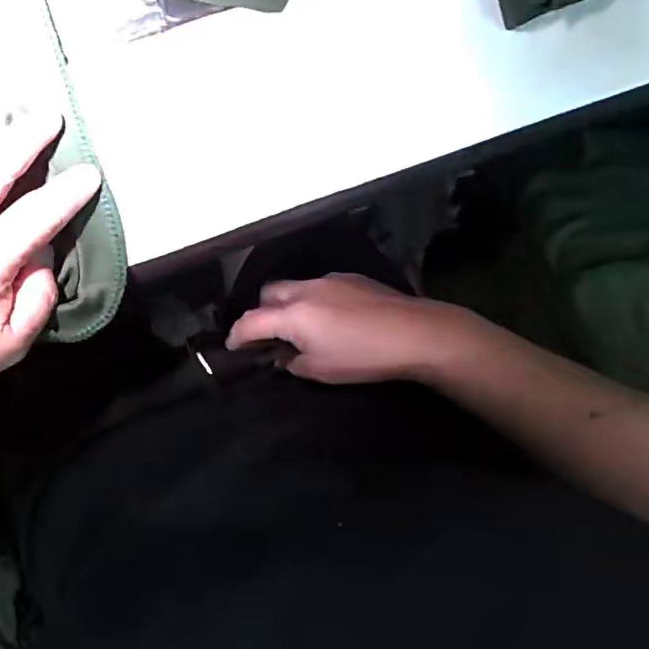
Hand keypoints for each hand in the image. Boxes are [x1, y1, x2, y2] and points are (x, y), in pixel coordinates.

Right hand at [224, 273, 484, 384]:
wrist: (415, 333)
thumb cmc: (364, 357)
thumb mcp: (321, 370)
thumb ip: (292, 362)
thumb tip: (282, 356)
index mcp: (293, 314)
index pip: (251, 321)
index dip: (236, 335)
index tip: (233, 347)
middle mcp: (305, 290)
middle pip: (267, 294)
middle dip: (260, 313)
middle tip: (266, 335)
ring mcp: (330, 279)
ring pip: (294, 287)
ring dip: (287, 304)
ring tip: (299, 327)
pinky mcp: (351, 278)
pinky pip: (318, 285)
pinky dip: (312, 299)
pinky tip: (329, 318)